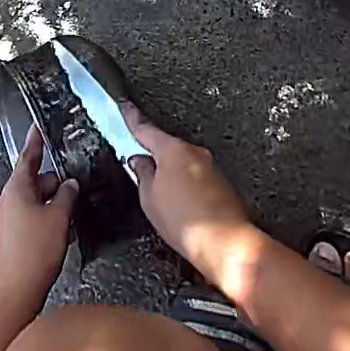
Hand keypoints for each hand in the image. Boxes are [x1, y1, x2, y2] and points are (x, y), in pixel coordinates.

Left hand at [0, 126, 77, 318]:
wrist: (15, 292)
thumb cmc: (32, 252)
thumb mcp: (58, 217)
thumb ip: (67, 195)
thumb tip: (71, 183)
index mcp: (17, 188)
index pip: (28, 156)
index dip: (36, 140)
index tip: (38, 126)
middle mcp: (12, 199)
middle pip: (39, 178)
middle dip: (58, 180)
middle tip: (79, 180)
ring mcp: (14, 218)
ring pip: (41, 199)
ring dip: (58, 202)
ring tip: (77, 208)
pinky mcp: (19, 235)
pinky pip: (39, 216)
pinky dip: (53, 218)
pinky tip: (69, 228)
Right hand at [123, 107, 264, 294]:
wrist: (224, 244)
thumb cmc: (188, 222)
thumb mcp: (149, 198)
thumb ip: (141, 173)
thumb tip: (139, 163)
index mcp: (173, 150)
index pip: (145, 128)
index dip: (131, 117)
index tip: (125, 106)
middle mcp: (194, 153)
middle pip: (165, 148)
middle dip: (153, 159)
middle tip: (141, 176)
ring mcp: (209, 167)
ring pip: (181, 165)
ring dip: (171, 177)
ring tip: (165, 204)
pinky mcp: (220, 183)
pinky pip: (195, 178)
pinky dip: (186, 188)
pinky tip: (181, 209)